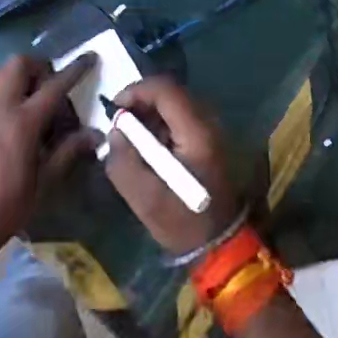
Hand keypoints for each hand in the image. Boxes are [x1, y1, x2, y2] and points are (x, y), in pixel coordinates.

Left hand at [0, 54, 99, 250]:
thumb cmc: (5, 206)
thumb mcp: (43, 185)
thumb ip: (68, 152)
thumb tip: (96, 134)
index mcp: (22, 123)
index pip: (54, 86)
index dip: (74, 70)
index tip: (88, 57)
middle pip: (18, 64)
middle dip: (38, 67)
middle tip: (48, 86)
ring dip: (14, 75)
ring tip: (25, 98)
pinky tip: (3, 118)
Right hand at [103, 77, 238, 254]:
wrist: (222, 247)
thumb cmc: (184, 223)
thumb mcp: (146, 200)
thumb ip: (124, 162)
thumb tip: (115, 132)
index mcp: (197, 133)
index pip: (166, 90)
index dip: (136, 91)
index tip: (115, 108)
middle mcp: (208, 123)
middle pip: (170, 93)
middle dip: (140, 101)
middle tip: (119, 122)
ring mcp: (211, 131)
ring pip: (174, 104)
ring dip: (149, 113)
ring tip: (131, 138)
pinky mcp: (208, 141)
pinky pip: (180, 118)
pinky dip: (160, 124)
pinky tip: (149, 148)